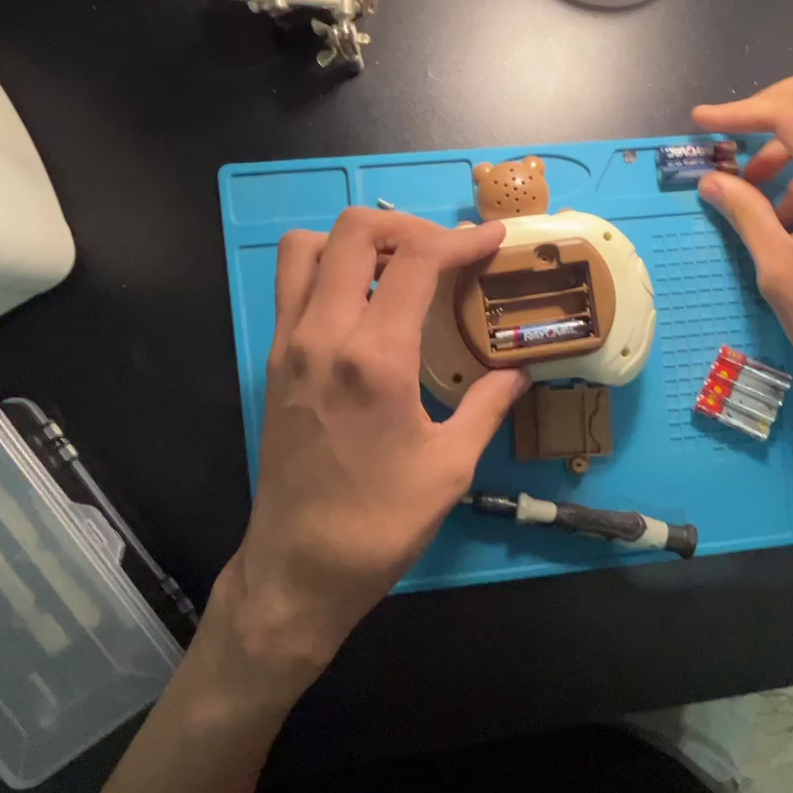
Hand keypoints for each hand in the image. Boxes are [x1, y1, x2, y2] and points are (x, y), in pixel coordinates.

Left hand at [207, 209, 529, 694]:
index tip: (492, 241)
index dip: (461, 239)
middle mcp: (323, 335)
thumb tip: (519, 371)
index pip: (417, 261)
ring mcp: (288, 346)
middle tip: (445, 251)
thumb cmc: (381, 522)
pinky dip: (328, 271)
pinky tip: (365, 306)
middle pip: (353, 231)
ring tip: (396, 268)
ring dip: (354, 241)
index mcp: (374, 358)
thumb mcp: (451, 466)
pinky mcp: (273, 363)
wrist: (301, 567)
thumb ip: (487, 405)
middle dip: (407, 225)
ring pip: (307, 248)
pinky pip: (292, 287)